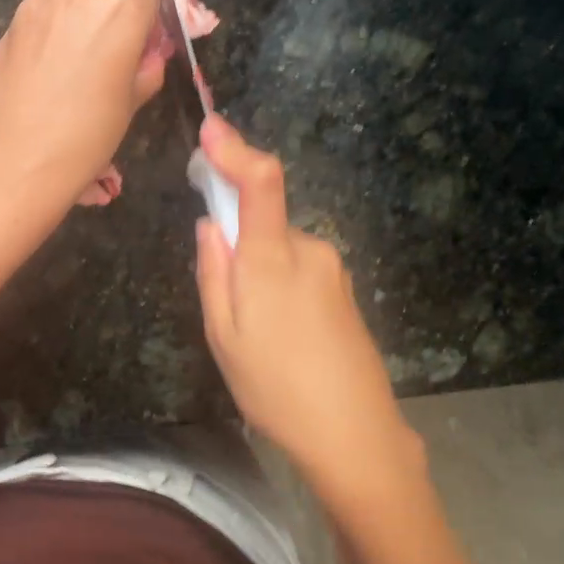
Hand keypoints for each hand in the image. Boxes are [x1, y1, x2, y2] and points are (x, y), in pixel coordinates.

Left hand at [0, 0, 164, 207]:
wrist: (21, 158)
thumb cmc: (87, 133)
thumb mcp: (132, 101)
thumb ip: (147, 67)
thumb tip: (148, 55)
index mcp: (123, 6)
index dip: (145, 24)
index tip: (138, 53)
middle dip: (112, 14)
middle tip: (106, 56)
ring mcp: (41, 2)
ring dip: (79, 17)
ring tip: (72, 61)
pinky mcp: (12, 20)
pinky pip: (43, 13)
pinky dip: (50, 28)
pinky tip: (45, 64)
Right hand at [193, 116, 423, 503]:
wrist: (354, 436)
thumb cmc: (274, 388)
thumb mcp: (222, 335)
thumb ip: (212, 272)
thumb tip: (210, 224)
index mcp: (273, 260)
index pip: (261, 182)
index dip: (236, 149)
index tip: (210, 127)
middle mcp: (310, 252)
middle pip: (263, 220)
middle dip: (235, 241)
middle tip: (221, 303)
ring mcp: (333, 270)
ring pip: (277, 249)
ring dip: (255, 272)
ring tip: (252, 335)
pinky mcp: (344, 291)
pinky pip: (297, 269)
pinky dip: (276, 286)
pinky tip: (279, 339)